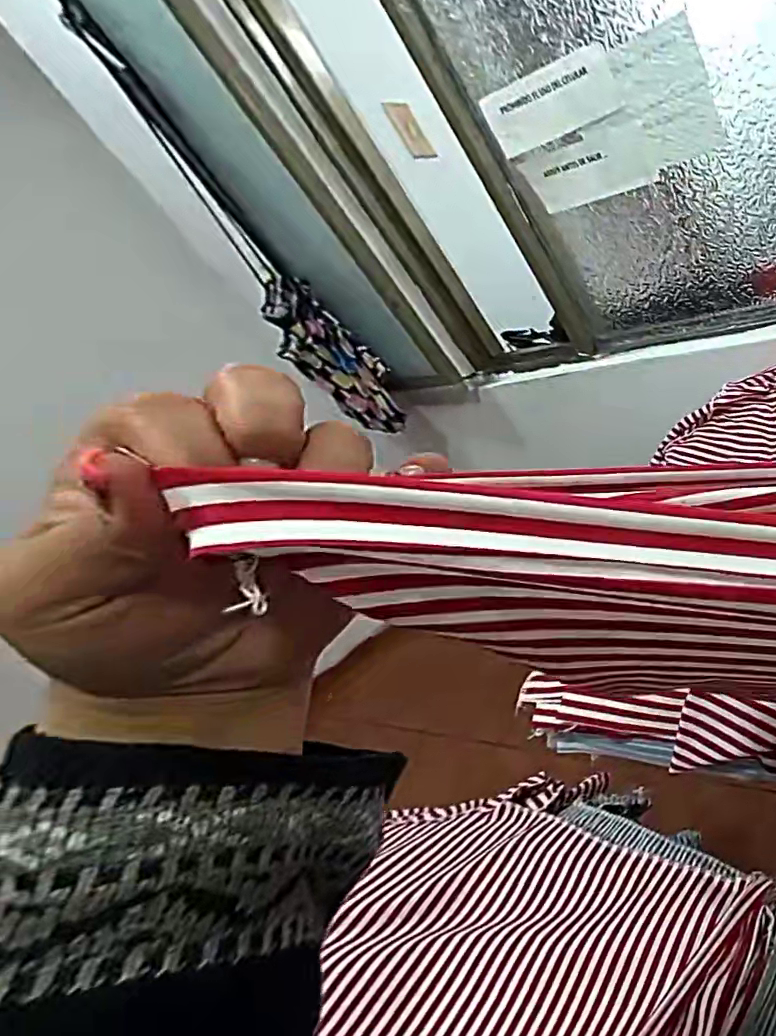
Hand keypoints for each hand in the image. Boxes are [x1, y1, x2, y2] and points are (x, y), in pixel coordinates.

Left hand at [0, 366, 447, 751]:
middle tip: (263, 480)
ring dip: (335, 474)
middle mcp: (231, 456)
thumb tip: (122, 467)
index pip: (170, 408)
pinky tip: (406, 495)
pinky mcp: (365, 516)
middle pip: (262, 393)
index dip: (186, 441)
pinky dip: (420, 479)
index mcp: (144, 458)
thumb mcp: (51, 594)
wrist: (200, 687)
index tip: (189, 499)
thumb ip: (83, 536)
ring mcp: (307, 486)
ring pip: (340, 439)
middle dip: (267, 426)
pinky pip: (410, 478)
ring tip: (315, 525)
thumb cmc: (115, 635)